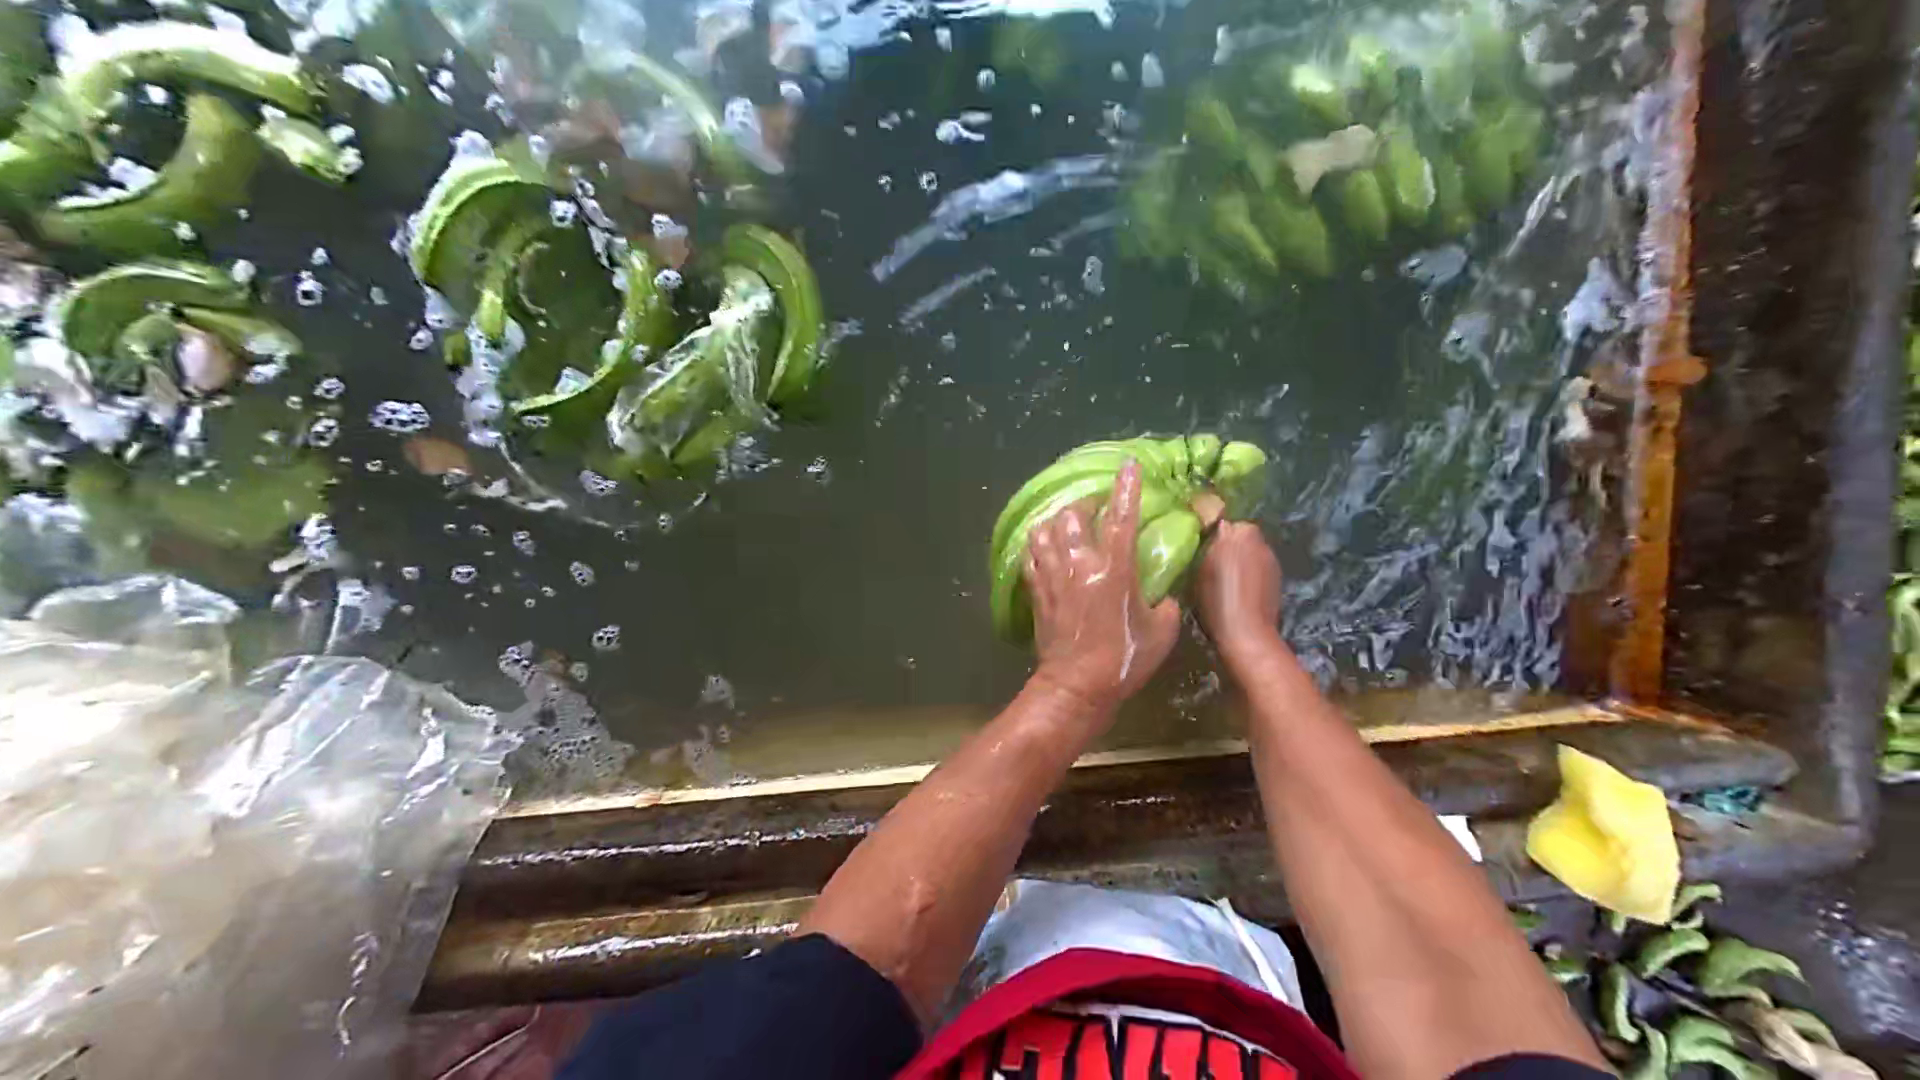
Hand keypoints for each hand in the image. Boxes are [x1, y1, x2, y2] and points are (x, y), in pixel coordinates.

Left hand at [1024, 460, 1181, 714]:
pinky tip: (1045, 549)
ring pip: (1044, 530)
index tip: (1128, 466)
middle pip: (1071, 515)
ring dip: (1056, 522)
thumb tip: (1162, 591)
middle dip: (1083, 505)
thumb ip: (1165, 601)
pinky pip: (1031, 556)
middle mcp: (1080, 564)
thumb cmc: (1126, 658)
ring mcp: (1053, 576)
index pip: (1121, 518)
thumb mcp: (1162, 630)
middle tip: (1093, 510)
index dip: (1126, 489)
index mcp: (1115, 569)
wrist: (1078, 685)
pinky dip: (1038, 546)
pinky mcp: (1037, 591)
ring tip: (1066, 526)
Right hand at [1195, 520, 1283, 658]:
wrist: (1246, 633)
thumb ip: (1212, 542)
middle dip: (1228, 549)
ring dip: (1239, 564)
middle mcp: (1263, 544)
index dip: (1214, 536)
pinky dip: (1248, 579)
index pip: (1228, 524)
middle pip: (1241, 539)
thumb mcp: (1204, 565)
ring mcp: (1273, 565)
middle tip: (1210, 566)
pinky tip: (1237, 594)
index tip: (1202, 551)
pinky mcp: (1277, 584)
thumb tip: (1219, 528)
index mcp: (1245, 533)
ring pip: (1250, 556)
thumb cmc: (1218, 597)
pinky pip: (1257, 572)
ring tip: (1222, 582)